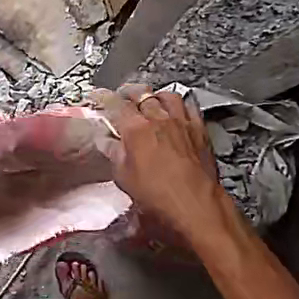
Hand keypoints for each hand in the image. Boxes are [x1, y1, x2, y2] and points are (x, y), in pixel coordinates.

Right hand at [89, 86, 236, 246]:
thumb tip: (107, 143)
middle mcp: (159, 120)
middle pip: (142, 94)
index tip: (99, 97)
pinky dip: (181, 104)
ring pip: (167, 96)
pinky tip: (179, 109)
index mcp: (136, 129)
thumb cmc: (159, 196)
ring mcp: (181, 123)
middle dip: (129, 93)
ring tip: (151, 99)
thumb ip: (114, 153)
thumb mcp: (124, 177)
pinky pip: (191, 106)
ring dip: (156, 95)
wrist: (194, 205)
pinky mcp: (199, 130)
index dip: (104, 98)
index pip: (115, 104)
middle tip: (123, 97)